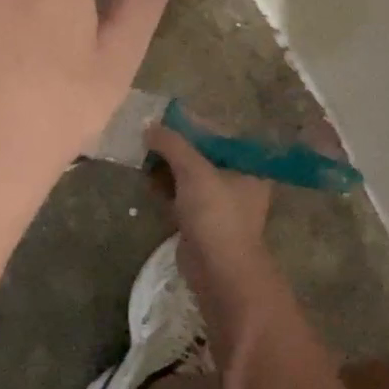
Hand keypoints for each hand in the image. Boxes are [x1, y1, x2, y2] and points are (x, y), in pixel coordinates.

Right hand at [146, 124, 273, 294]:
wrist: (218, 268)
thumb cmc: (215, 214)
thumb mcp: (194, 171)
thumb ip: (172, 145)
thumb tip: (148, 126)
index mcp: (247, 166)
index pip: (218, 136)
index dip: (191, 126)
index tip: (162, 120)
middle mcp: (236, 182)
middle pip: (201, 156)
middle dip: (173, 148)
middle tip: (146, 139)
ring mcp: (218, 203)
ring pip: (188, 176)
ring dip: (166, 168)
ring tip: (141, 158)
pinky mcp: (200, 220)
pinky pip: (180, 196)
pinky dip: (165, 188)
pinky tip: (146, 182)